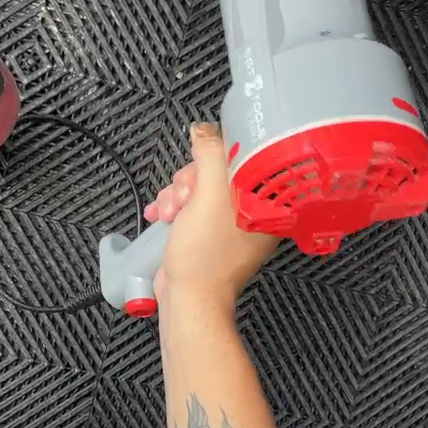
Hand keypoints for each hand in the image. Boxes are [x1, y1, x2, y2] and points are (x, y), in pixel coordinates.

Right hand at [148, 123, 280, 307]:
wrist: (188, 296)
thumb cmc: (206, 260)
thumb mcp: (209, 195)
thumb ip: (209, 156)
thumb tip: (203, 131)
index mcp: (264, 200)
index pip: (240, 157)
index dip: (212, 160)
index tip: (200, 173)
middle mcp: (249, 210)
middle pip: (211, 171)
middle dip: (188, 183)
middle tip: (186, 201)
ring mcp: (226, 223)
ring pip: (194, 187)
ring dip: (175, 196)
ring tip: (172, 215)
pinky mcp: (205, 233)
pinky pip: (186, 206)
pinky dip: (171, 208)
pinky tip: (163, 216)